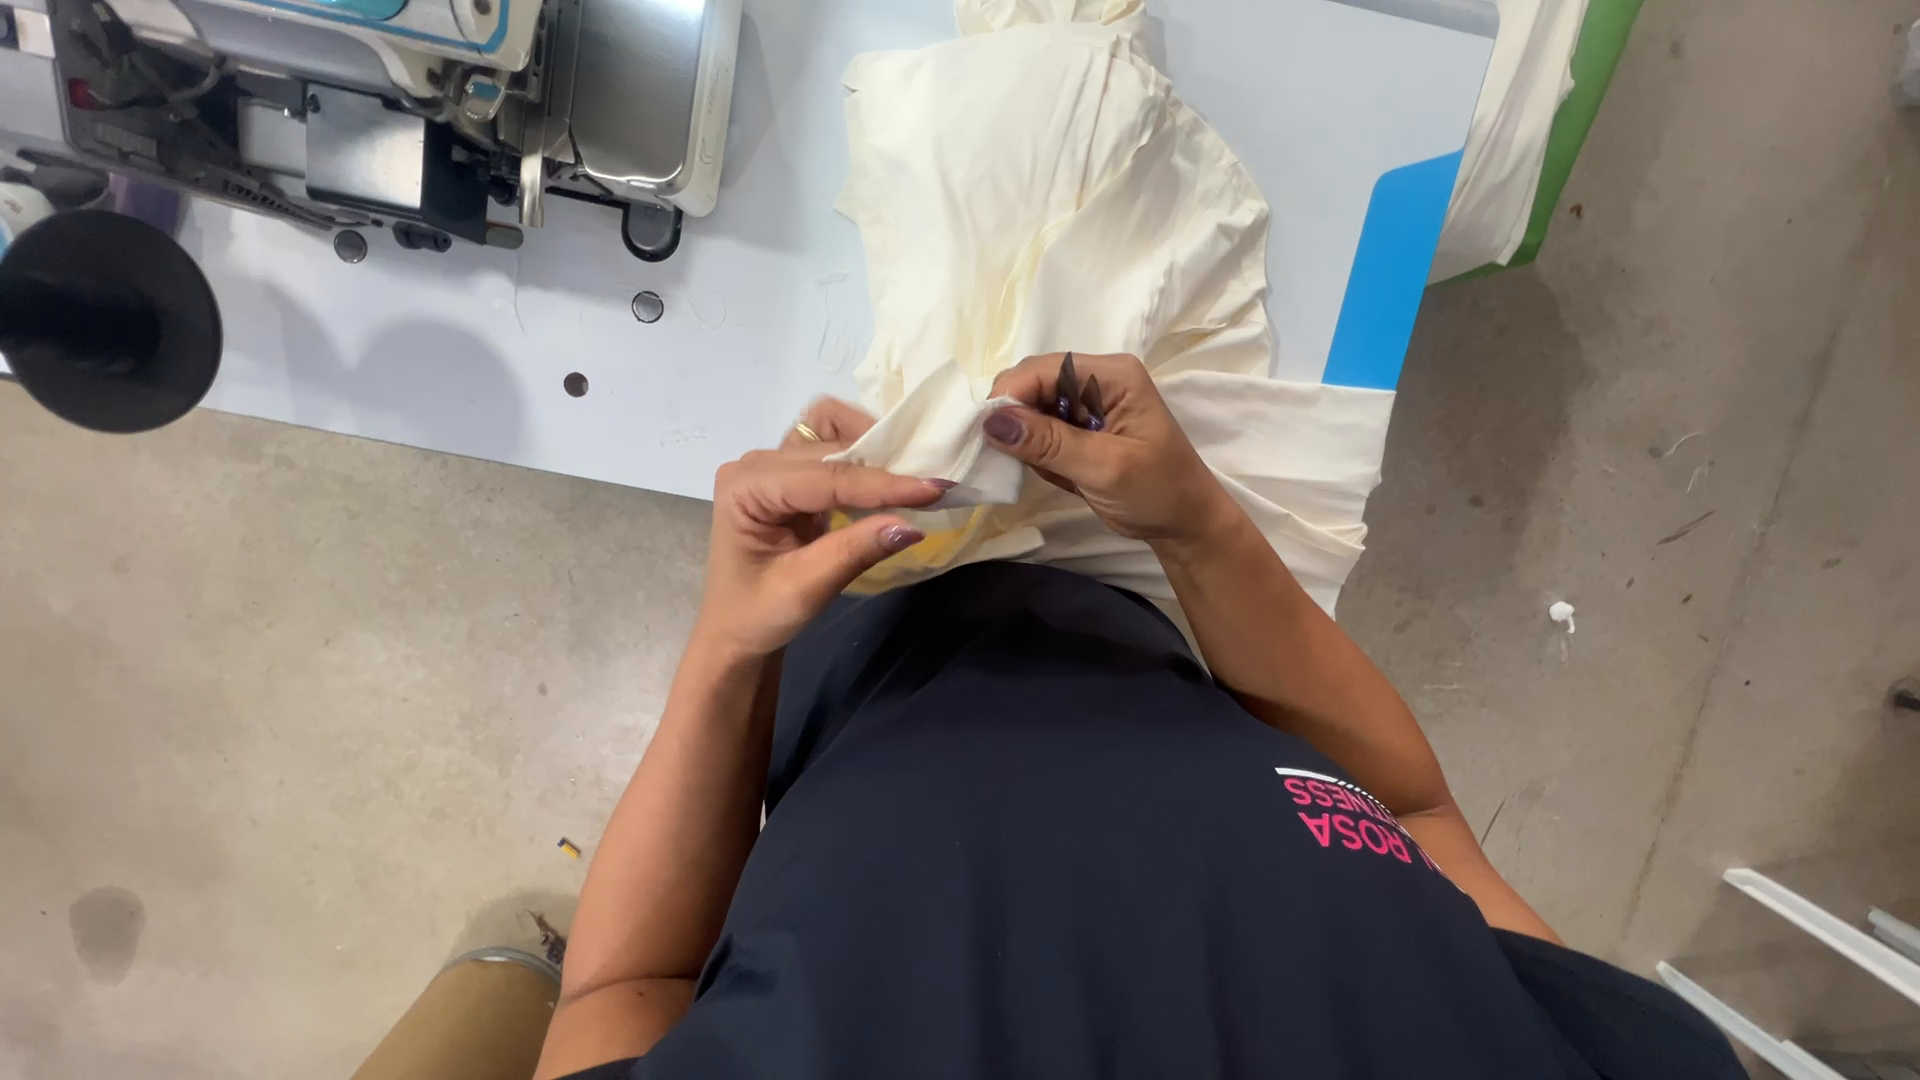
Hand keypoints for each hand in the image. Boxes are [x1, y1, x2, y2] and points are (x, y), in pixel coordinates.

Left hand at [695, 399, 944, 657]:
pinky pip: (832, 446)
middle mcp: (756, 465)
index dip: (882, 483)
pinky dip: (864, 455)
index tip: (935, 489)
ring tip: (912, 476)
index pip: (827, 477)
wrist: (735, 630)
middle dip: (882, 462)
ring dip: (873, 446)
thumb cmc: (758, 614)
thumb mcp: (806, 589)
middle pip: (829, 443)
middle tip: (932, 485)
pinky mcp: (792, 474)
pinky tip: (890, 477)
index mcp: (746, 488)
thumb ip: (856, 551)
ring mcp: (773, 465)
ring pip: (831, 430)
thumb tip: (911, 525)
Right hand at [984, 353, 1239, 544]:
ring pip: (1029, 409)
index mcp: (1111, 375)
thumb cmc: (1157, 492)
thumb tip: (992, 421)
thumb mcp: (1104, 468)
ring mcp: (1085, 405)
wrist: (1183, 525)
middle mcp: (1095, 380)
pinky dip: (1035, 455)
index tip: (988, 434)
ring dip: (1025, 441)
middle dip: (1014, 418)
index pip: (1043, 368)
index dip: (1010, 395)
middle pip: (1031, 383)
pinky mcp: (1077, 430)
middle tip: (1013, 458)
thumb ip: (1049, 443)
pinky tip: (1057, 475)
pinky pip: (1037, 433)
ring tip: (1049, 471)